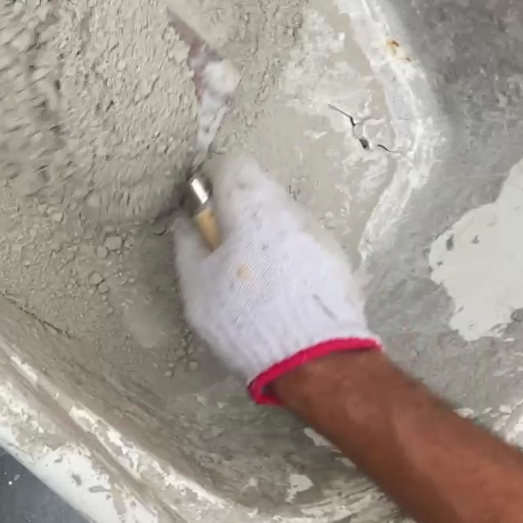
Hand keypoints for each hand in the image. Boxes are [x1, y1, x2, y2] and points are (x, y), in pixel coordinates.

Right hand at [173, 155, 376, 403]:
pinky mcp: (335, 257)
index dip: (209, 183)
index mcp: (252, 209)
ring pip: (279, 216)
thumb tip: (187, 223)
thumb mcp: (197, 287)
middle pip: (258, 189)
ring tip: (249, 276)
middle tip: (219, 251)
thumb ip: (188, 246)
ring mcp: (317, 233)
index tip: (200, 212)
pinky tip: (276, 290)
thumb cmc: (245, 318)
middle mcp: (289, 210)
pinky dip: (282, 254)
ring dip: (259, 233)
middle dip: (235, 210)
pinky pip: (298, 242)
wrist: (313, 357)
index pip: (231, 165)